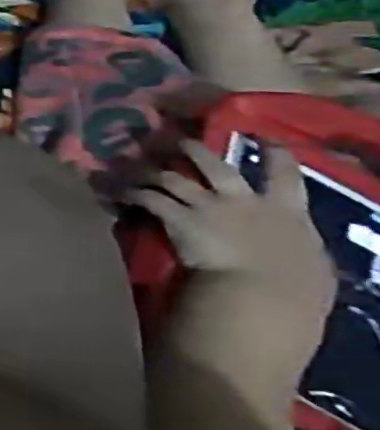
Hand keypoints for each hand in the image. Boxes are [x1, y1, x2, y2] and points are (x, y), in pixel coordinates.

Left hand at [128, 139, 334, 311]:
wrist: (261, 290)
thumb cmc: (297, 282)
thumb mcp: (311, 256)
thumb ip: (297, 237)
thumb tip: (293, 234)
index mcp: (286, 210)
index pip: (286, 175)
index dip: (275, 155)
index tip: (265, 140)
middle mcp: (241, 200)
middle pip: (214, 165)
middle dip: (194, 150)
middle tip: (179, 141)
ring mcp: (206, 206)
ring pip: (171, 178)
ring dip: (149, 171)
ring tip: (134, 167)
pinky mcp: (177, 216)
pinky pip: (147, 198)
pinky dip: (129, 193)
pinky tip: (118, 193)